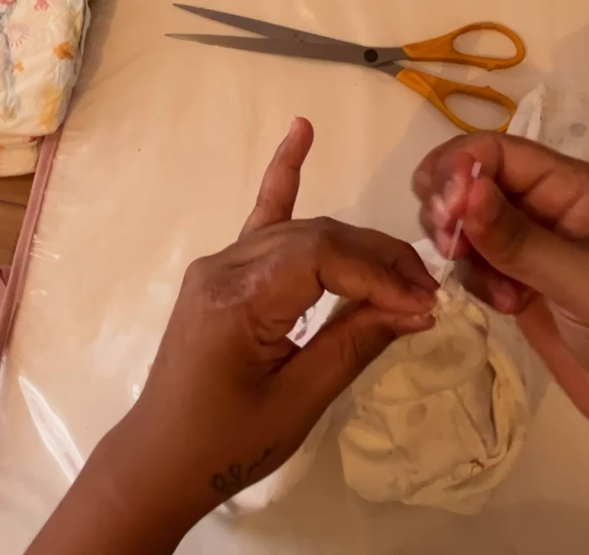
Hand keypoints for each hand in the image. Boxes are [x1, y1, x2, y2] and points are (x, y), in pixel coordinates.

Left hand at [28, 118, 436, 552]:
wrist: (161, 456)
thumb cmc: (228, 443)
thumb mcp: (300, 401)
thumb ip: (356, 343)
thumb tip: (419, 307)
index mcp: (238, 299)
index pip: (322, 258)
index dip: (378, 274)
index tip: (423, 303)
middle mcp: (225, 265)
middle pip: (317, 237)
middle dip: (377, 259)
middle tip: (426, 292)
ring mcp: (222, 261)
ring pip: (302, 230)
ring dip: (355, 245)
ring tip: (404, 268)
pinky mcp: (225, 267)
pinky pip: (264, 215)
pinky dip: (286, 173)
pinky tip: (302, 131)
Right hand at [413, 132, 588, 448]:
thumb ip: (519, 239)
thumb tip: (462, 188)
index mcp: (575, 187)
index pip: (498, 151)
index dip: (459, 168)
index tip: (440, 210)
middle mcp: (551, 206)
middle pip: (475, 180)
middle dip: (451, 205)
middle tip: (446, 245)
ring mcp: (537, 247)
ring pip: (470, 222)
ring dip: (463, 248)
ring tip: (491, 289)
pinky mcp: (524, 284)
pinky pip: (478, 263)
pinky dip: (475, 279)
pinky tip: (503, 308)